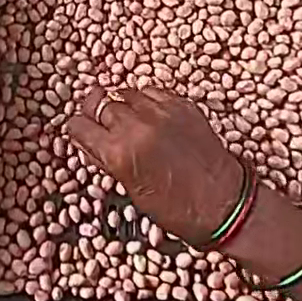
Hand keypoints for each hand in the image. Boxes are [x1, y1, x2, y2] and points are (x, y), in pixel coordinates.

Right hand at [66, 86, 301, 278]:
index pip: (78, 125)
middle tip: (100, 123)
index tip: (79, 131)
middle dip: (95, 113)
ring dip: (120, 104)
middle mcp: (136, 127)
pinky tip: (149, 115)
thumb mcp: (129, 188)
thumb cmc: (177, 208)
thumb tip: (88, 140)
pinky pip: (151, 92)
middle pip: (98, 102)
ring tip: (126, 119)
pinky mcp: (181, 105)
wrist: (225, 205)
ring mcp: (160, 113)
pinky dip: (145, 101)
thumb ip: (106, 158)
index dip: (76, 128)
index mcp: (117, 153)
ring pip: (123, 92)